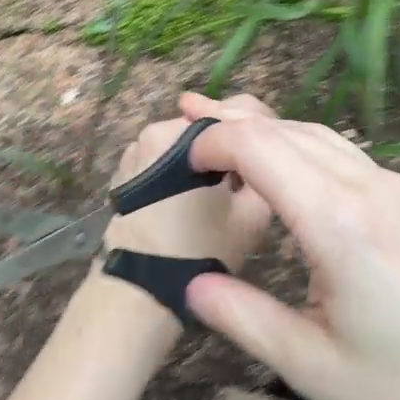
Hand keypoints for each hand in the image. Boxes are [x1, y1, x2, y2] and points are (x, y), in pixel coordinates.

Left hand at [100, 95, 273, 269]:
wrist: (136, 290)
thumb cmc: (199, 251)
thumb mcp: (251, 216)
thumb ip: (264, 174)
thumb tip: (265, 157)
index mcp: (187, 132)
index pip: (239, 109)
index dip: (266, 132)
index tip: (277, 158)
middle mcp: (156, 129)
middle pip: (209, 126)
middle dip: (230, 147)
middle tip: (250, 181)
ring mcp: (134, 150)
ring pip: (184, 144)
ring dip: (203, 159)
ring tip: (219, 196)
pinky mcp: (122, 172)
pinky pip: (161, 160)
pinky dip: (178, 172)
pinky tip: (189, 203)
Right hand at [181, 98, 399, 399]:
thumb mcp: (312, 369)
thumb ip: (241, 315)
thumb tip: (188, 280)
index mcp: (341, 224)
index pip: (259, 146)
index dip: (210, 142)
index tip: (175, 161)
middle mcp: (373, 189)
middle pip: (287, 129)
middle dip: (231, 126)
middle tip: (183, 133)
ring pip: (319, 137)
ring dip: (268, 134)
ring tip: (221, 146)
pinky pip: (346, 158)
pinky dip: (300, 152)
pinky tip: (283, 177)